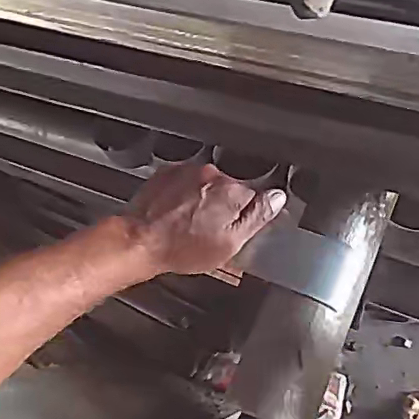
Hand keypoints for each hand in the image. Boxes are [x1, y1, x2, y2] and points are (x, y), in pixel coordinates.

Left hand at [119, 162, 286, 275]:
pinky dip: (186, 193)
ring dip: (204, 198)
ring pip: (208, 183)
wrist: (140, 241)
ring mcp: (189, 170)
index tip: (238, 225)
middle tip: (212, 229)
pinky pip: (187, 180)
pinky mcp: (169, 172)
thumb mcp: (230, 243)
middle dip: (225, 206)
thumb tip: (277, 198)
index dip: (249, 213)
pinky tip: (179, 213)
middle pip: (231, 188)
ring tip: (192, 222)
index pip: (256, 195)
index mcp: (233, 191)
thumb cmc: (182, 247)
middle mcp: (212, 174)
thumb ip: (259, 216)